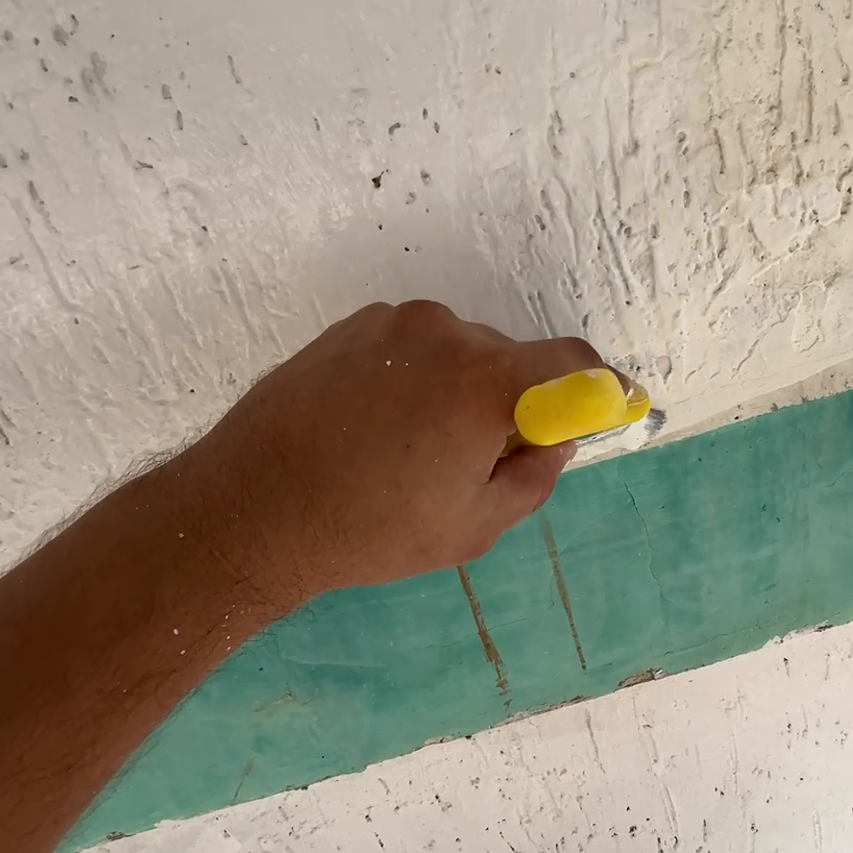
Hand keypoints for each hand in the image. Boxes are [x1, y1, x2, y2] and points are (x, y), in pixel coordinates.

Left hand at [180, 300, 602, 600]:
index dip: (596, 386)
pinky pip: (413, 347)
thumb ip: (536, 477)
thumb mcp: (474, 526)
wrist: (252, 508)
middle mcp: (445, 333)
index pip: (572, 362)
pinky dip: (418, 377)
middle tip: (480, 457)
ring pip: (459, 351)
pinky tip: (377, 423)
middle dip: (514, 402)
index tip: (601, 408)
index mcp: (485, 381)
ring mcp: (393, 323)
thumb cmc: (372, 529)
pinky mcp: (352, 326)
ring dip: (462, 389)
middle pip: (511, 359)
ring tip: (414, 446)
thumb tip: (557, 438)